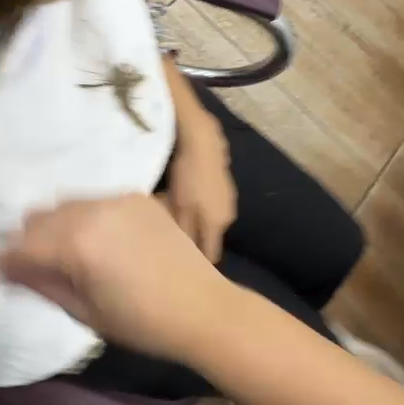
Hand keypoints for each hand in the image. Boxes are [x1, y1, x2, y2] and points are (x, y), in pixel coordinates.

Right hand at [0, 195, 239, 363]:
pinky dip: (84, 218)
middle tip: (33, 268)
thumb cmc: (141, 323)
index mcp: (77, 243)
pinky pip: (92, 202)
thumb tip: (0, 267)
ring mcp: (114, 199)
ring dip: (55, 226)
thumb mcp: (83, 311)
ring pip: (64, 205)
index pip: (23, 244)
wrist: (205, 310)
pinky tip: (100, 244)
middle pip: (38, 218)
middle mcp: (91, 210)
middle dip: (28, 241)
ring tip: (69, 255)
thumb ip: (38, 283)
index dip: (4, 257)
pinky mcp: (134, 196)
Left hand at [166, 113, 233, 262]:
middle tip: (174, 241)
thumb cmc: (188, 175)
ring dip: (198, 221)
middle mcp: (228, 214)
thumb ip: (182, 230)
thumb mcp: (179, 205)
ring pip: (211, 218)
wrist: (202, 140)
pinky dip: (200, 205)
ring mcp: (229, 197)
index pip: (211, 254)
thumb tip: (181, 252)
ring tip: (179, 219)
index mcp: (218, 223)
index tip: (183, 265)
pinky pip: (211, 202)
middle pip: (211, 236)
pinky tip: (188, 197)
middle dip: (196, 240)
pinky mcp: (224, 182)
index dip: (198, 262)